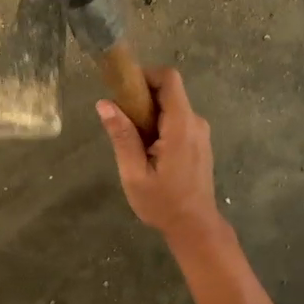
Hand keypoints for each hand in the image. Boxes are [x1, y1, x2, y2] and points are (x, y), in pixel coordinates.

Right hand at [97, 68, 225, 246]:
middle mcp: (195, 122)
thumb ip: (122, 136)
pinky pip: (176, 120)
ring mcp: (199, 132)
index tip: (122, 90)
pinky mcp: (198, 141)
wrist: (195, 227)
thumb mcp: (134, 173)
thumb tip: (104, 103)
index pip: (169, 79)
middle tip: (120, 121)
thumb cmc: (163, 203)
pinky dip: (158, 124)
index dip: (145, 75)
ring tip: (132, 142)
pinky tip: (147, 151)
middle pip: (168, 91)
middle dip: (141, 98)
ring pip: (170, 106)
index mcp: (181, 126)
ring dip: (148, 114)